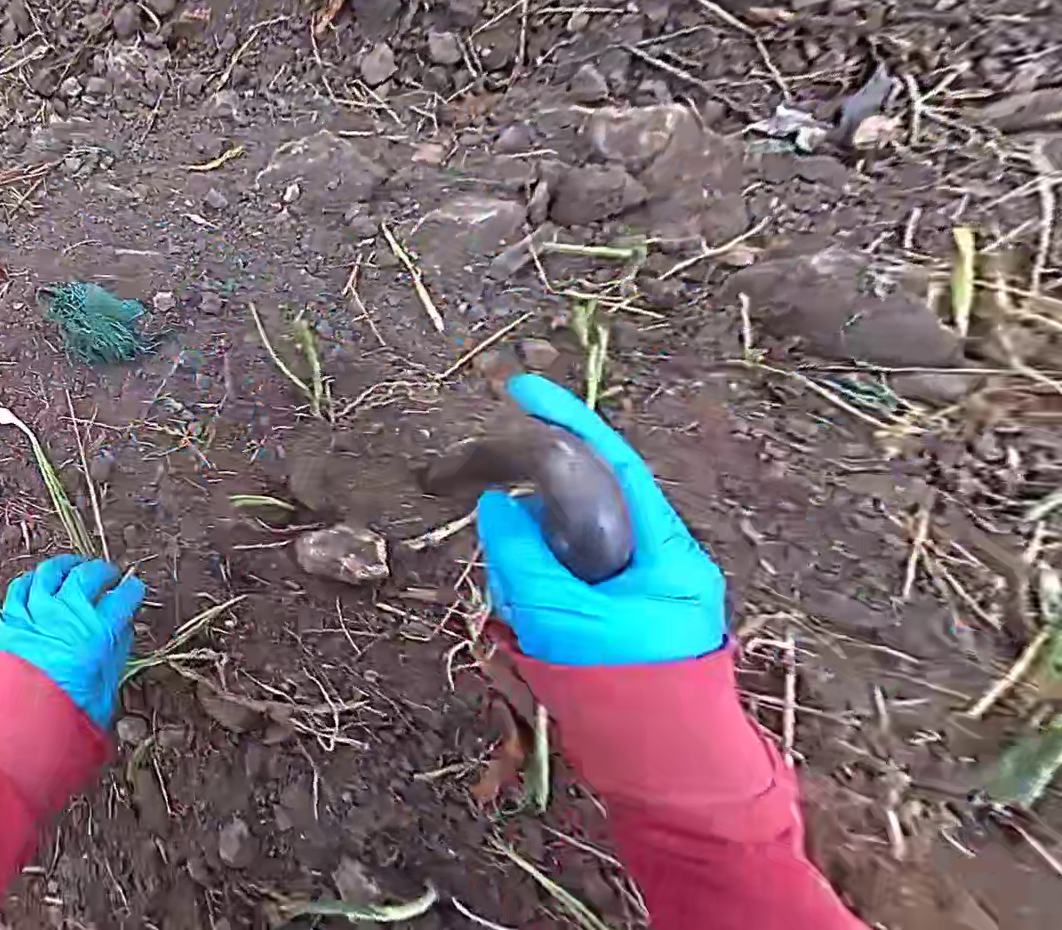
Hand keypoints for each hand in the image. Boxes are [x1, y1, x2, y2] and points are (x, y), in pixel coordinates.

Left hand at [0, 555, 145, 729]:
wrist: (15, 736)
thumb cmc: (66, 722)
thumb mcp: (105, 691)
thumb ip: (115, 653)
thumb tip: (122, 628)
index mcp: (95, 634)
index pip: (121, 599)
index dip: (131, 591)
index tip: (134, 588)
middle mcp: (66, 615)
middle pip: (87, 576)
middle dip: (102, 571)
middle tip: (109, 574)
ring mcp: (36, 613)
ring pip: (52, 572)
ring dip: (67, 566)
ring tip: (76, 567)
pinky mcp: (11, 619)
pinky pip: (22, 587)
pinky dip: (34, 580)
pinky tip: (41, 581)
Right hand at [476, 374, 725, 665]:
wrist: (663, 768)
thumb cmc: (622, 689)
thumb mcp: (560, 614)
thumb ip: (521, 553)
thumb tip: (497, 503)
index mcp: (663, 552)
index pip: (616, 464)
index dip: (572, 420)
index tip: (525, 389)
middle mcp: (652, 556)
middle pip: (585, 499)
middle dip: (536, 501)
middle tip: (494, 500)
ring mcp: (630, 581)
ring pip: (563, 538)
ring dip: (529, 554)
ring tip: (521, 601)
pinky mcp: (606, 603)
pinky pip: (557, 569)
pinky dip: (531, 575)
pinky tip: (524, 606)